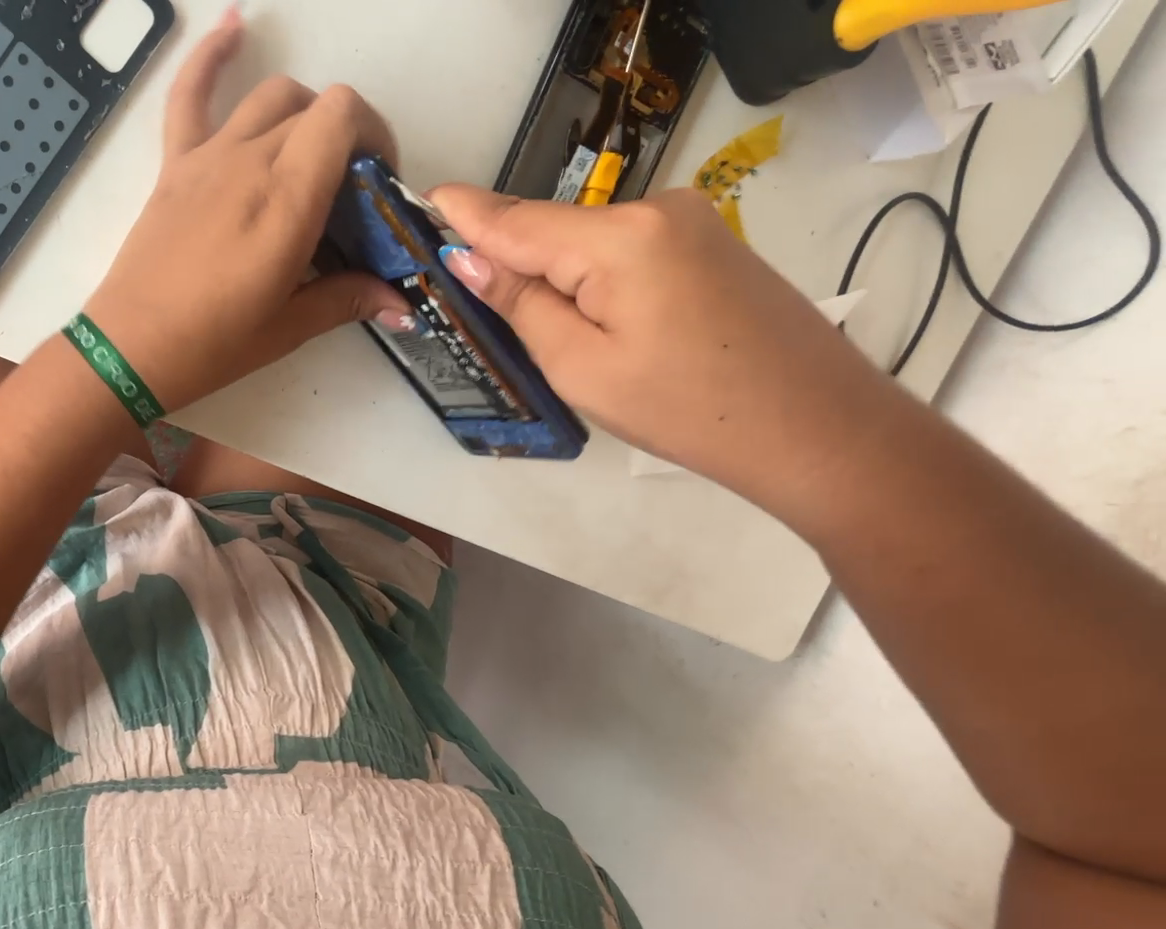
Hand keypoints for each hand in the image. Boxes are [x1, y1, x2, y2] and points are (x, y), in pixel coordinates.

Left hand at [81, 7, 407, 412]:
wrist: (131, 351)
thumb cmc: (213, 344)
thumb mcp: (288, 328)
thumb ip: (348, 300)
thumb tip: (401, 304)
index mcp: (287, 199)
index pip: (345, 116)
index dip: (374, 137)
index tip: (376, 186)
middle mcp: (250, 161)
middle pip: (315, 110)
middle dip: (346, 140)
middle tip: (346, 196)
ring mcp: (208, 157)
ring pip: (270, 96)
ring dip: (303, 112)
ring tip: (311, 153)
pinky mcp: (175, 165)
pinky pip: (189, 94)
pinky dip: (211, 57)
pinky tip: (233, 28)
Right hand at [427, 185, 909, 503]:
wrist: (812, 426)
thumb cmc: (684, 409)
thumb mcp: (581, 366)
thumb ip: (520, 304)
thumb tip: (467, 257)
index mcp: (619, 238)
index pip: (515, 221)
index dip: (463, 216)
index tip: (418, 201)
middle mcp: (655, 209)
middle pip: (551, 231)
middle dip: (506, 259)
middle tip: (462, 297)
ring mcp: (688, 221)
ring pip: (585, 243)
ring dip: (550, 275)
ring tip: (531, 330)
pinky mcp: (707, 242)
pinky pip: (621, 252)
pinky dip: (589, 279)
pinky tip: (588, 321)